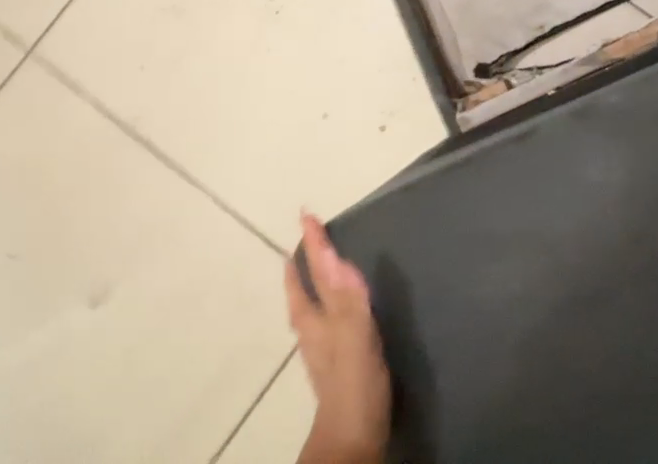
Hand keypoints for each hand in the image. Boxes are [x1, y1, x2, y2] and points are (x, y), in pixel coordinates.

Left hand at [287, 213, 390, 463]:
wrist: (353, 441)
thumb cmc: (354, 386)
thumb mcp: (355, 337)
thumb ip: (347, 298)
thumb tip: (334, 256)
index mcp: (317, 320)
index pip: (314, 272)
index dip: (312, 244)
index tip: (307, 216)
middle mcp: (314, 331)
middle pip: (302, 290)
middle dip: (302, 265)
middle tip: (305, 242)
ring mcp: (322, 350)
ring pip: (310, 306)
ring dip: (312, 283)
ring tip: (316, 270)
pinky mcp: (336, 365)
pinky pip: (325, 322)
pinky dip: (327, 304)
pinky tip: (336, 314)